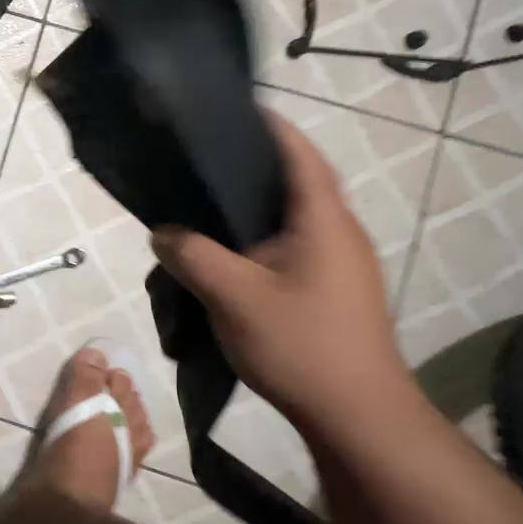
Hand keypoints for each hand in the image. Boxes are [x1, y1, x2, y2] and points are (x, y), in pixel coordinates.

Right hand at [149, 114, 413, 431]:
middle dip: (252, 163)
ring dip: (252, 205)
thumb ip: (190, 254)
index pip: (299, 155)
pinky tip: (224, 254)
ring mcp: (339, 264)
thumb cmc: (301, 344)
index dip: (270, 126)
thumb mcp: (231, 295)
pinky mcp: (331, 289)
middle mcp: (338, 233)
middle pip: (295, 181)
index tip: (231, 107)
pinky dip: (257, 235)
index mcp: (322, 222)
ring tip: (203, 203)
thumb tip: (164, 233)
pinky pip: (289, 245)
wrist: (358, 416)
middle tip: (200, 157)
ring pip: (290, 217)